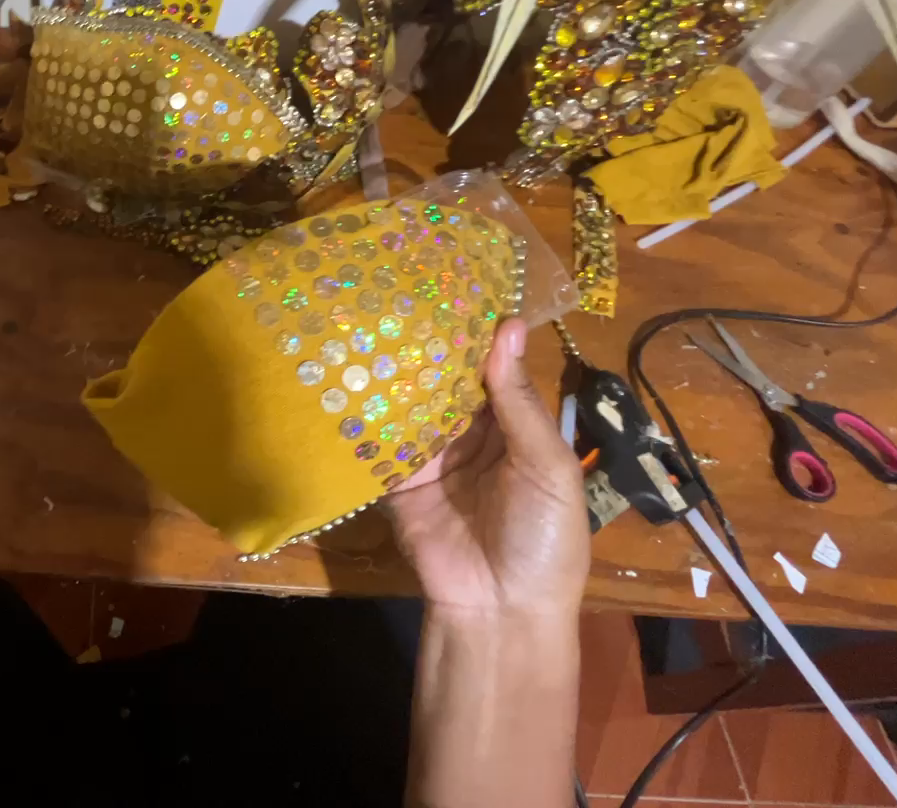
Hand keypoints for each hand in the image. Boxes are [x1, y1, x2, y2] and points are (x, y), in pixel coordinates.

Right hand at [387, 317, 589, 616]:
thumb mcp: (547, 467)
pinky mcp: (395, 475)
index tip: (450, 288)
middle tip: (396, 295)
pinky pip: (381, 439)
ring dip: (395, 373)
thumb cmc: (544, 537)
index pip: (490, 370)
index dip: (476, 335)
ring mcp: (428, 453)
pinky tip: (349, 375)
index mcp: (512, 428)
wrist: (499, 609)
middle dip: (428, 347)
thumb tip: (508, 328)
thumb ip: (519, 402)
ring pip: (411, 403)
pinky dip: (368, 412)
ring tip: (368, 323)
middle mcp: (468, 433)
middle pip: (445, 382)